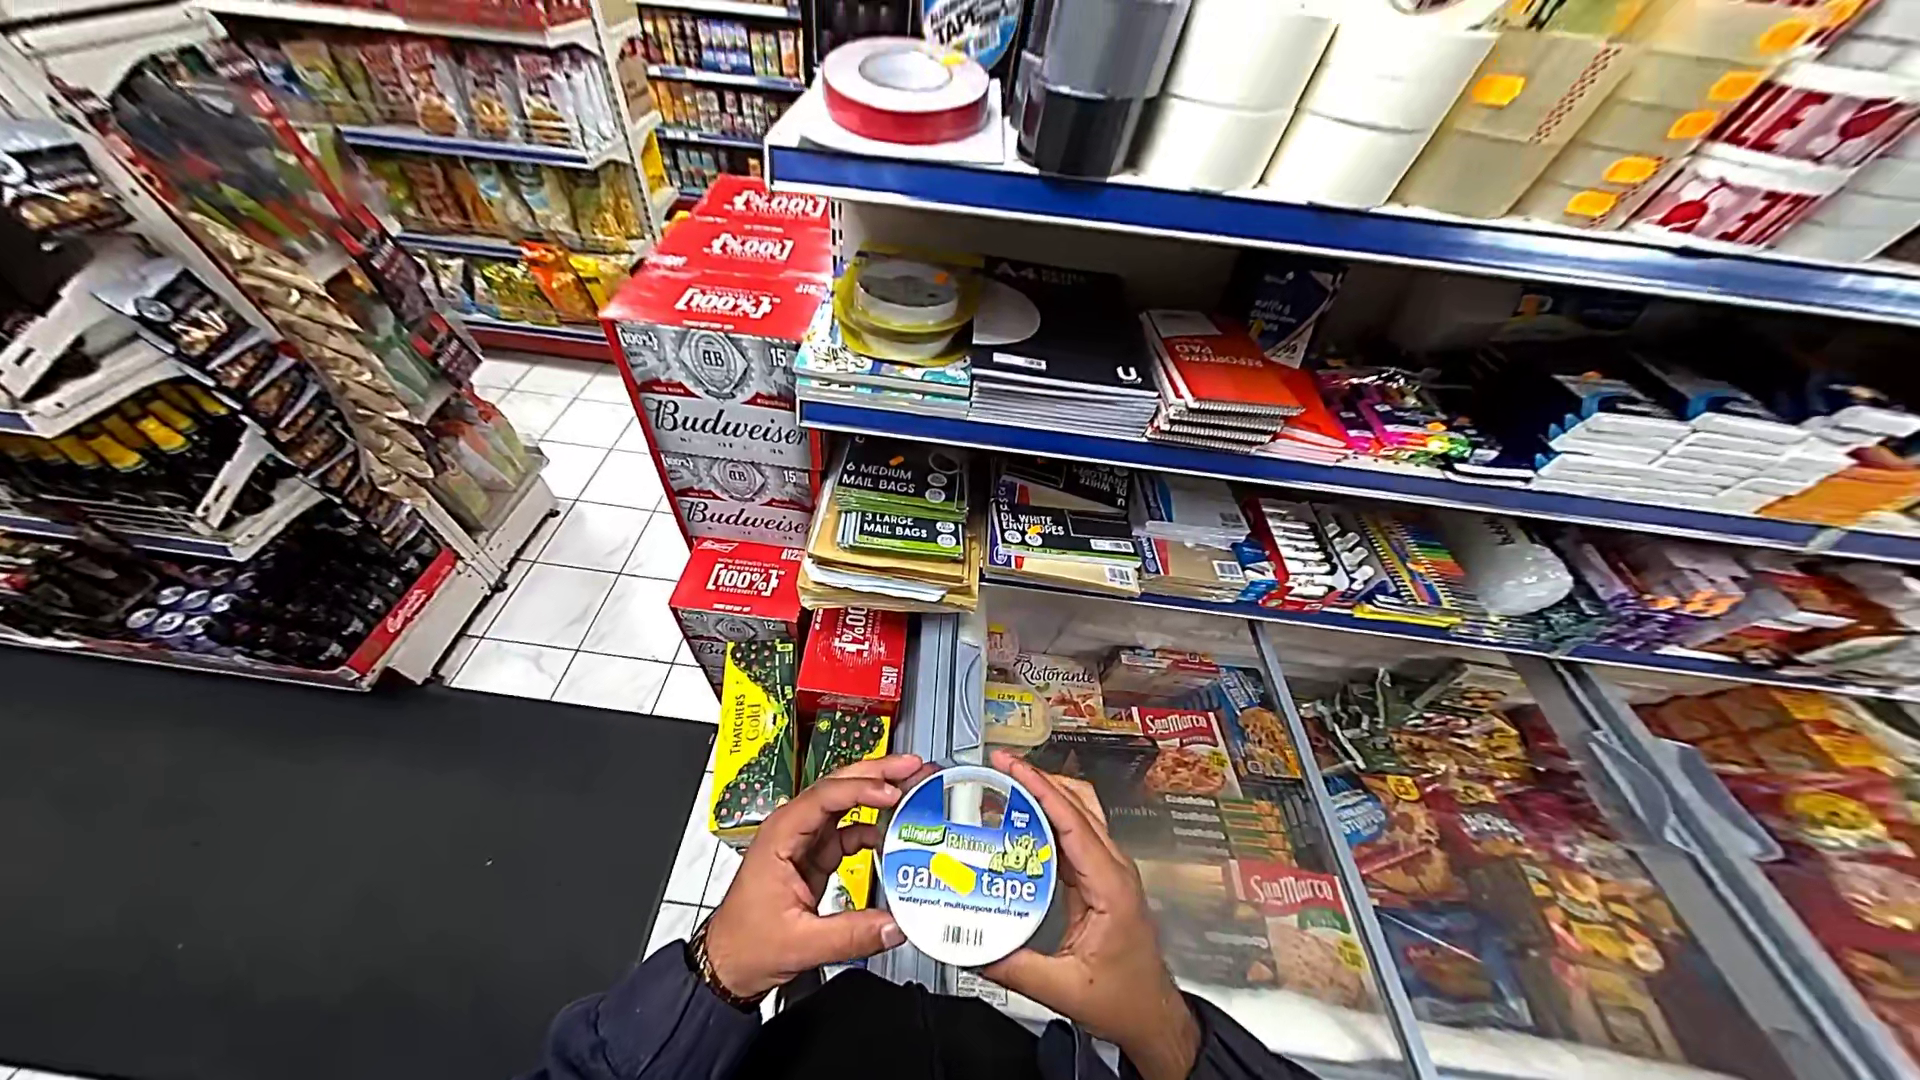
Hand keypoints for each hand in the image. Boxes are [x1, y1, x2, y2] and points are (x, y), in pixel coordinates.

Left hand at [704, 754, 930, 999]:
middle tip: (913, 766)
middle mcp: (794, 826)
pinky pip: (852, 826)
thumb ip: (851, 935)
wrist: (728, 963)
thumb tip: (894, 925)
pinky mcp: (818, 851)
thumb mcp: (800, 944)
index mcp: (781, 834)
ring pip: (848, 800)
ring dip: (881, 791)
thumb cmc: (745, 944)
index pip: (826, 795)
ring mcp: (807, 836)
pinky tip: (896, 828)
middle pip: (840, 784)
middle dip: (879, 771)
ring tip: (912, 786)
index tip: (892, 792)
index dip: (862, 790)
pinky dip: (876, 824)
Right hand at [983, 749, 1200, 1079]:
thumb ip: (1015, 967)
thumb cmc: (1126, 1000)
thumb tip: (974, 946)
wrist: (1153, 1015)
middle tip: (1002, 766)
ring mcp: (1107, 868)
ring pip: (1077, 811)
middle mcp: (1113, 867)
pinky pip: (1071, 833)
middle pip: (1077, 803)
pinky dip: (1046, 817)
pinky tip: (1021, 821)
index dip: (1041, 788)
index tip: (1014, 767)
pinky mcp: (1098, 876)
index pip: (1073, 820)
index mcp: (1110, 886)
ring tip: (1009, 783)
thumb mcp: (1065, 989)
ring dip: (1044, 792)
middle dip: (1038, 778)